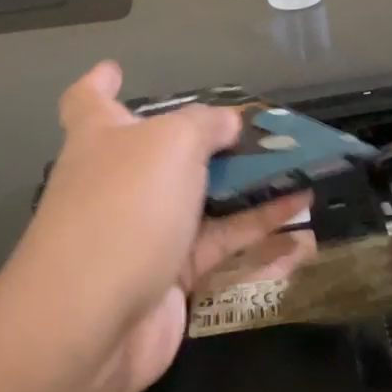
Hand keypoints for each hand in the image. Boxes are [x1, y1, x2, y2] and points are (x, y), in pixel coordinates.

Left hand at [15, 63, 308, 391]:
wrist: (91, 322)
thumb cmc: (123, 209)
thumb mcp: (170, 145)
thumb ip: (205, 125)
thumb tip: (229, 123)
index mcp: (100, 137)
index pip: (88, 100)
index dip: (102, 82)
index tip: (117, 69)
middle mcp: (118, 181)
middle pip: (163, 151)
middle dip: (207, 140)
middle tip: (260, 130)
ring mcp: (143, 232)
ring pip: (202, 200)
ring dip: (249, 187)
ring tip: (301, 170)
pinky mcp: (169, 278)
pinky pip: (220, 246)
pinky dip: (258, 233)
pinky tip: (303, 222)